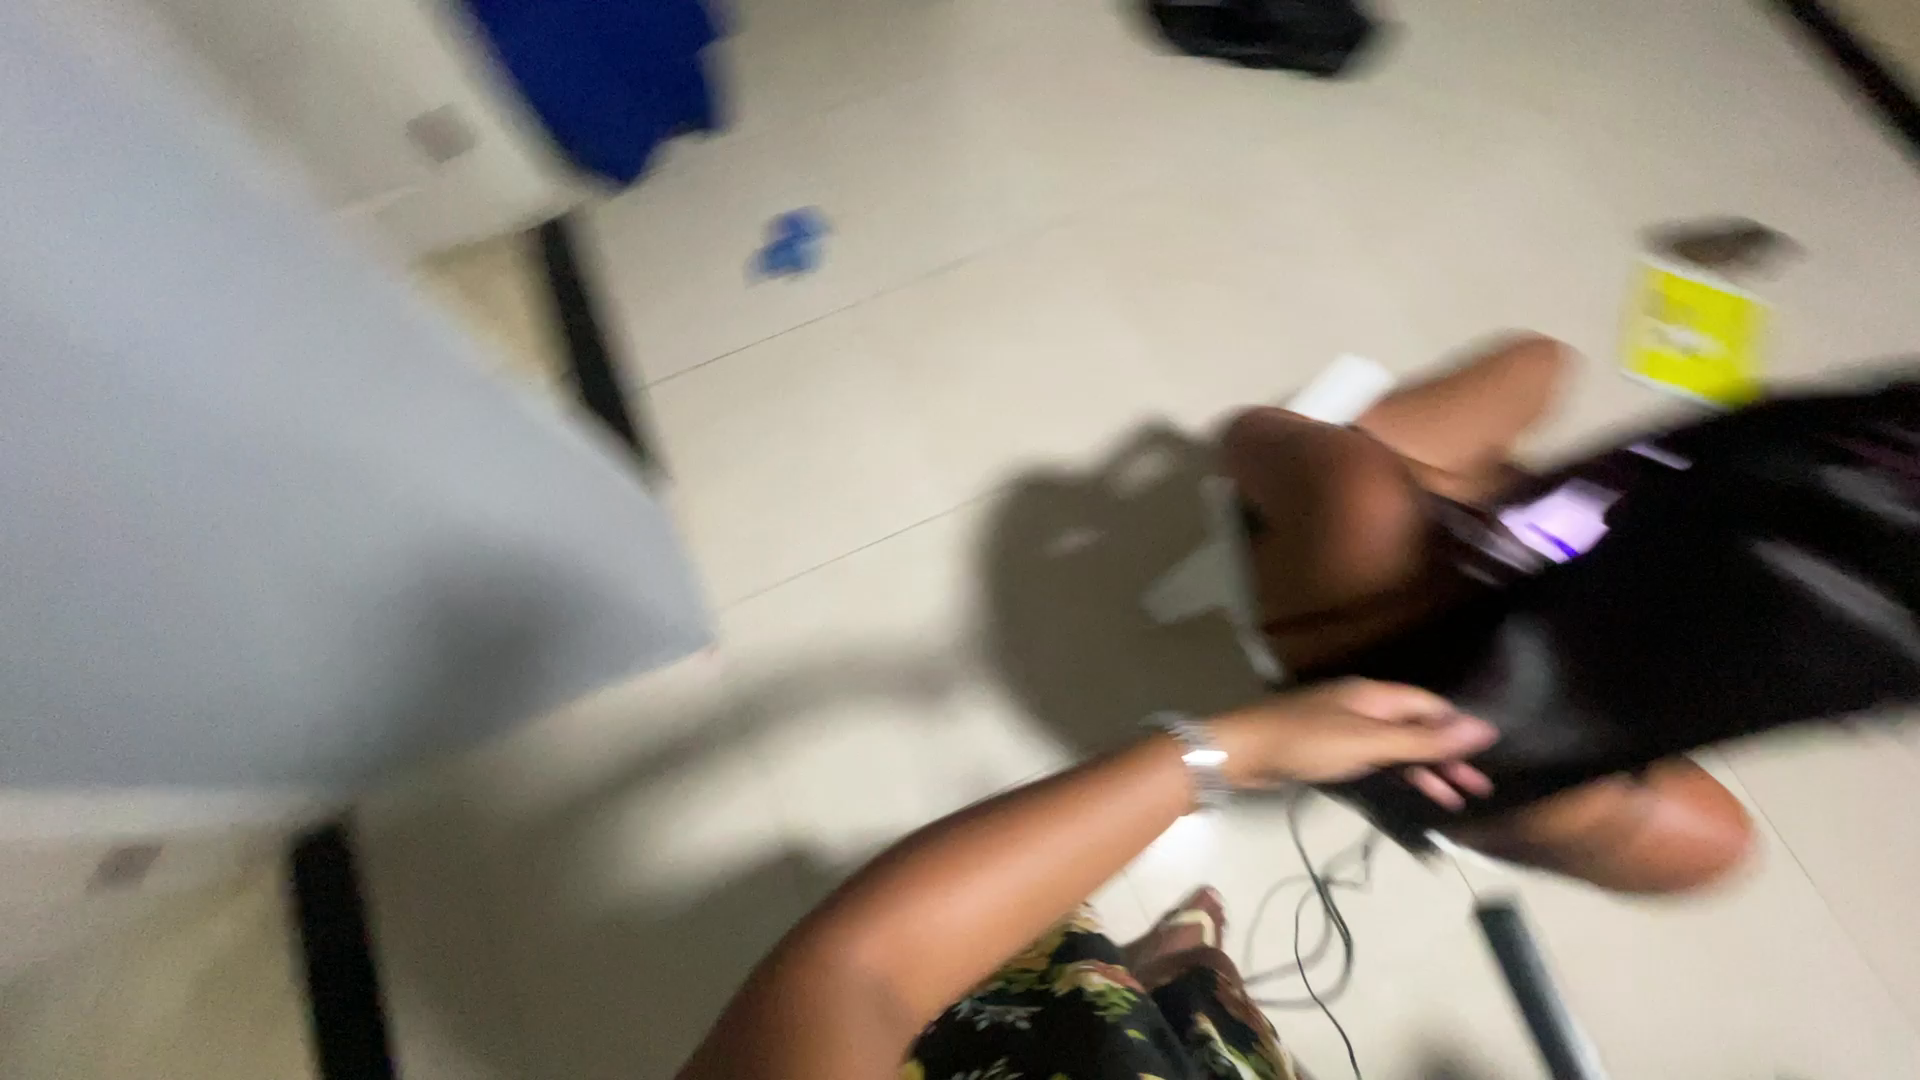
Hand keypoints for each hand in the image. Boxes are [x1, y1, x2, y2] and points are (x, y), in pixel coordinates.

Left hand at [1207, 678, 1498, 809]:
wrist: (1243, 752)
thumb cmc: (1305, 742)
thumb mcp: (1368, 742)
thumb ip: (1422, 738)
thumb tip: (1482, 726)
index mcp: (1371, 695)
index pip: (1428, 704)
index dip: (1458, 727)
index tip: (1490, 755)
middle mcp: (1360, 705)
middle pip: (1413, 726)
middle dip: (1446, 754)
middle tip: (1479, 788)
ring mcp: (1343, 726)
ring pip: (1394, 745)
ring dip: (1424, 769)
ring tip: (1456, 799)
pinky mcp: (1328, 748)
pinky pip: (1373, 758)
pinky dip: (1396, 774)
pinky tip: (1413, 793)